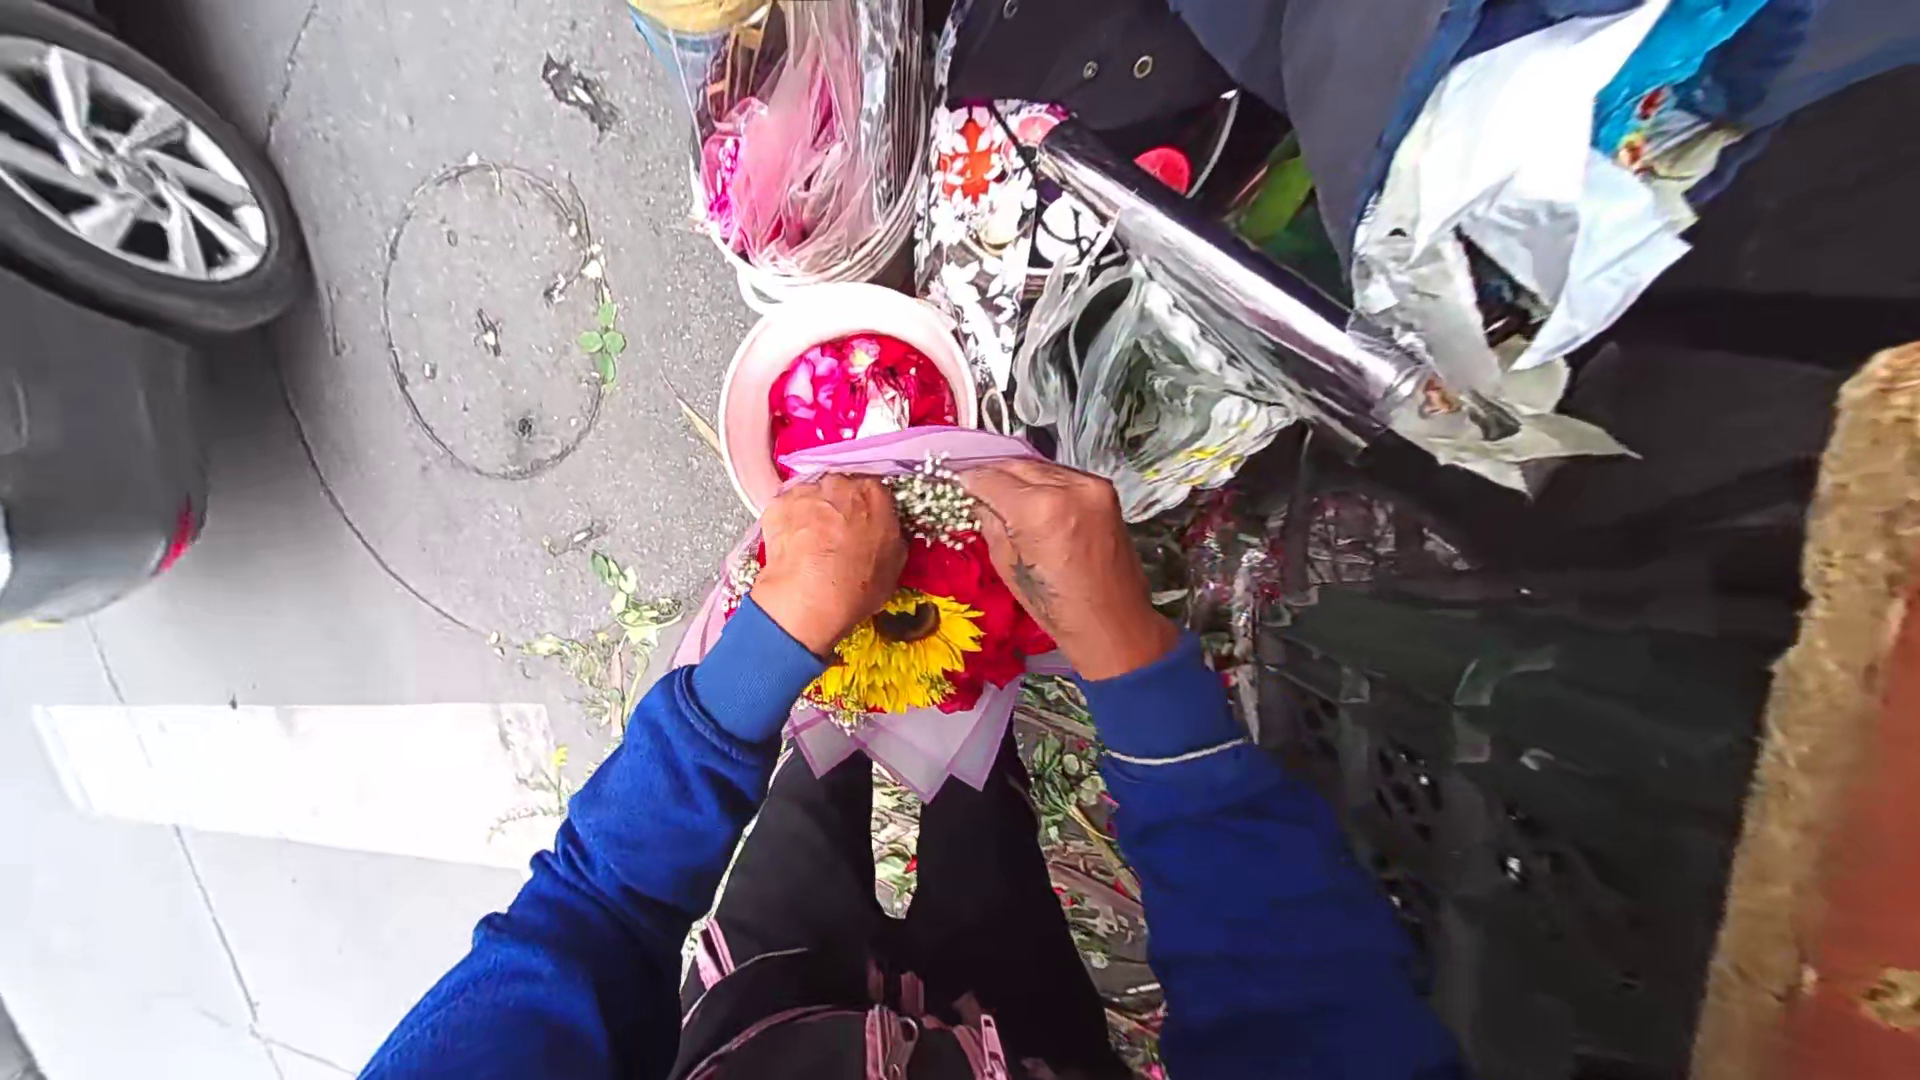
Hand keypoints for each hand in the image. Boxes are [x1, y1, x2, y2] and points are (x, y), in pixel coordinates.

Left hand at [751, 474, 906, 655]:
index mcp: (874, 492)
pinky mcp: (777, 504)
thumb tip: (887, 531)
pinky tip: (791, 544)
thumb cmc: (860, 583)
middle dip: (839, 505)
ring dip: (813, 511)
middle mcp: (840, 483)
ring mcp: (806, 491)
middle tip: (837, 533)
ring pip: (812, 496)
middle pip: (841, 488)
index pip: (874, 490)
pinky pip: (786, 508)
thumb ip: (892, 534)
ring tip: (811, 542)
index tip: (865, 523)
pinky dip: (789, 522)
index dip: (869, 509)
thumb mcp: (895, 562)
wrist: (811, 597)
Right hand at [961, 461, 1177, 679]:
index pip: (990, 478)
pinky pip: (1061, 475)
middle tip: (975, 491)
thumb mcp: (1006, 565)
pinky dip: (1042, 483)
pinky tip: (1031, 501)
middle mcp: (1067, 487)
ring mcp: (1090, 485)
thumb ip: (989, 522)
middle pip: (1014, 465)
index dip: (968, 482)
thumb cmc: (1057, 607)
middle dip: (991, 476)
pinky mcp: (1104, 490)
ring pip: (1038, 466)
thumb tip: (976, 499)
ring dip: (1017, 478)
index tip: (957, 486)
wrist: (1113, 622)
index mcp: (1039, 509)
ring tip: (1002, 497)